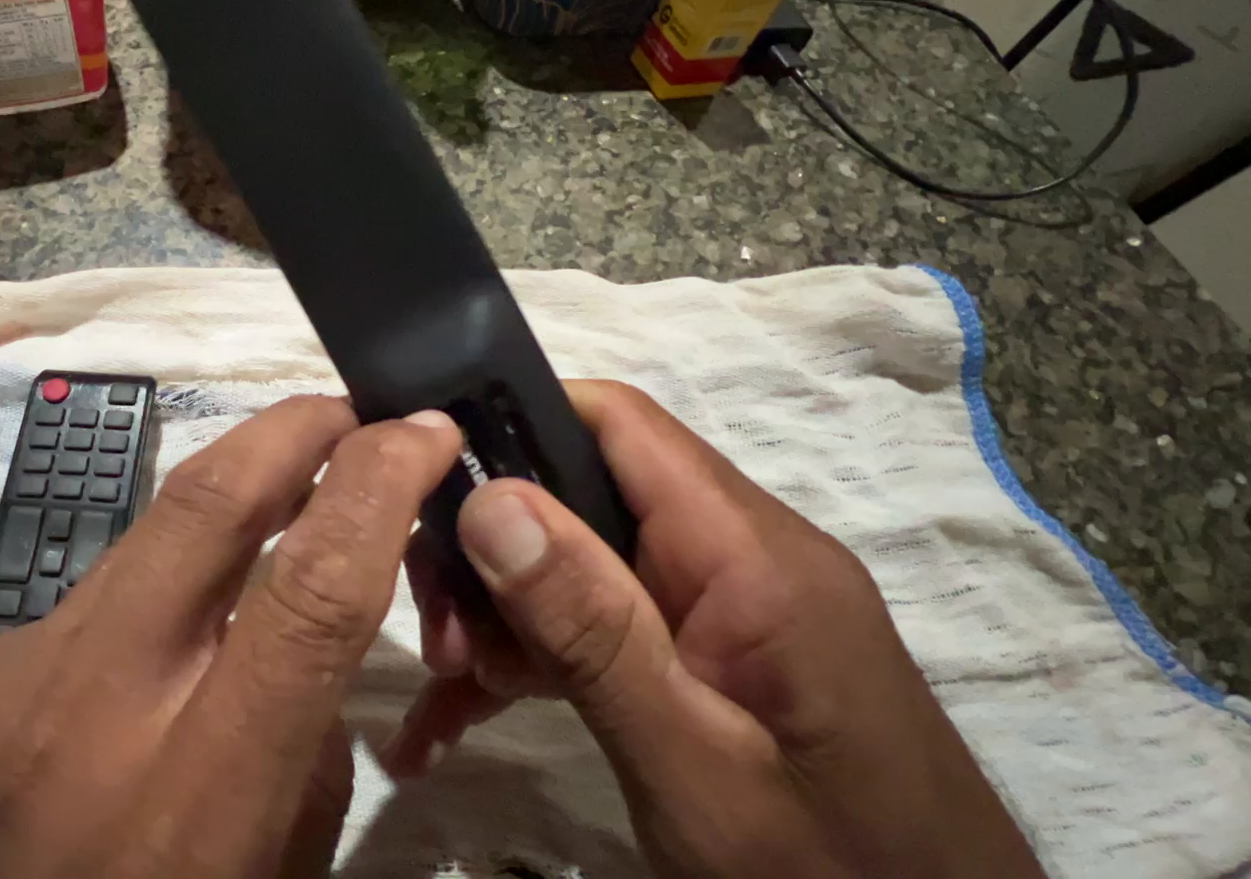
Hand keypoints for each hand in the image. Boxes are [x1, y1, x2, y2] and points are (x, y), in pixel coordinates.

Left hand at [0, 396, 463, 878]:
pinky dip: (137, 616)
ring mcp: (4, 677)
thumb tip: (302, 638)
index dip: (376, 486)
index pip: (309, 591)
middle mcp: (89, 712)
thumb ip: (302, 751)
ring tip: (267, 517)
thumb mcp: (271, 878)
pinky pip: (80, 614)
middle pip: (205, 502)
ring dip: (222, 513)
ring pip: (145, 542)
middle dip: (290, 428)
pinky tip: (128, 675)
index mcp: (195, 798)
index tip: (421, 432)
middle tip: (346, 410)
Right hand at [391, 381, 1044, 878]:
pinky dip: (532, 658)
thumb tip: (491, 501)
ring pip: (576, 562)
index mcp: (748, 553)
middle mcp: (735, 554)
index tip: (429, 477)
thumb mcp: (690, 763)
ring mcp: (721, 604)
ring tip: (454, 682)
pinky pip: (600, 624)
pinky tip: (462, 716)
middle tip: (438, 630)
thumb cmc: (826, 872)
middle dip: (492, 548)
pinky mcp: (706, 651)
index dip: (518, 422)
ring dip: (503, 612)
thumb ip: (593, 630)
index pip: (619, 422)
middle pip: (581, 493)